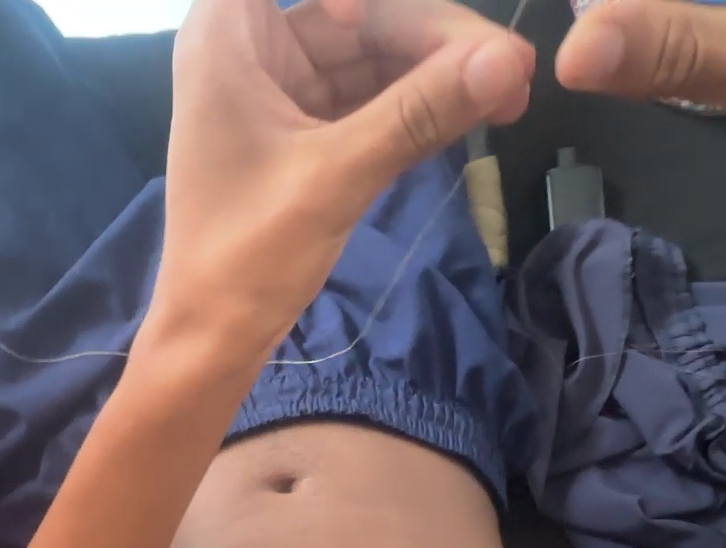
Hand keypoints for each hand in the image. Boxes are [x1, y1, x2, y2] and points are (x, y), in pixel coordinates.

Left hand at [150, 0, 533, 364]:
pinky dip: (409, 109)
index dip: (387, 2)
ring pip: (368, 58)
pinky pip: (363, 102)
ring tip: (506, 95)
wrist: (213, 337)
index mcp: (231, 32)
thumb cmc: (249, 256)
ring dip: (432, 74)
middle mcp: (250, 46)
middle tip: (513, 70)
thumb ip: (416, 114)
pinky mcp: (298, 136)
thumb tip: (506, 61)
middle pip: (357, 13)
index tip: (453, 34)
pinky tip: (463, 115)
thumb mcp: (334, 178)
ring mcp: (276, 92)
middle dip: (433, 37)